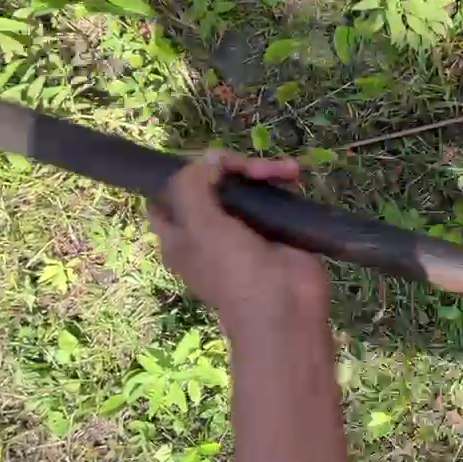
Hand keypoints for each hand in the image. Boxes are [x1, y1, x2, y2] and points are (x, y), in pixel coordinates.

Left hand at [149, 150, 329, 336]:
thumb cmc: (233, 270)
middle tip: (250, 168)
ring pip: (247, 186)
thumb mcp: (199, 226)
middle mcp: (212, 230)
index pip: (169, 196)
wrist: (285, 303)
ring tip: (283, 170)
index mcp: (182, 236)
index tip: (203, 163)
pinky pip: (277, 194)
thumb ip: (192, 185)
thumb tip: (211, 158)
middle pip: (213, 184)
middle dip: (230, 168)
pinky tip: (293, 173)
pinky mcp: (279, 227)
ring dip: (262, 170)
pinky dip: (283, 180)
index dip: (182, 175)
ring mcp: (247, 228)